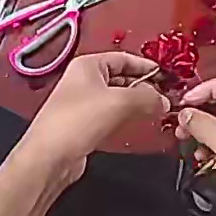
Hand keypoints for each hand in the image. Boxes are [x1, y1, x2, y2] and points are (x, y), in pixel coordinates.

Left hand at [17, 53, 169, 178]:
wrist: (50, 157)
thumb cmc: (77, 121)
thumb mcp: (119, 102)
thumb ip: (146, 98)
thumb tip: (164, 101)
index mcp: (88, 65)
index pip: (124, 58)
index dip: (146, 66)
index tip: (165, 76)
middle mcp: (83, 81)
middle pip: (121, 77)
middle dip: (143, 86)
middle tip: (164, 96)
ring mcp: (82, 102)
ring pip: (117, 97)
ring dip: (136, 102)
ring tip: (156, 109)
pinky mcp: (84, 123)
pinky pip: (111, 114)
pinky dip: (125, 116)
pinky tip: (137, 122)